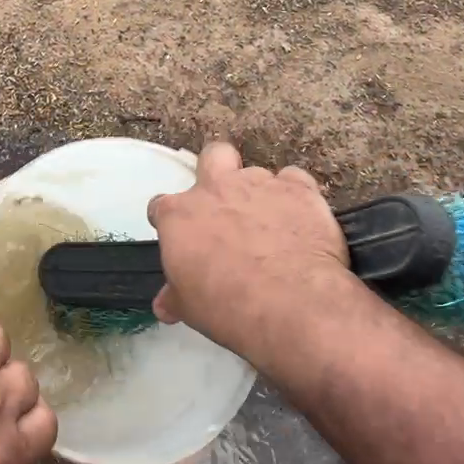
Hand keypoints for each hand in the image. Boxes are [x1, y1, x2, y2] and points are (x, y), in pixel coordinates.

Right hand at [147, 141, 360, 357]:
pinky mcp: (297, 189)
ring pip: (256, 172)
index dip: (172, 221)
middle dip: (218, 171)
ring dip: (261, 193)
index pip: (162, 206)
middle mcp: (214, 189)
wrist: (290, 305)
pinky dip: (297, 196)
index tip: (184, 239)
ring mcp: (257, 184)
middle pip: (212, 156)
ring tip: (274, 225)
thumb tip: (165, 305)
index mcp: (178, 215)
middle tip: (229, 204)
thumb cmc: (227, 306)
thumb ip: (176, 296)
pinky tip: (301, 220)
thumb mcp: (190, 307)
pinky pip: (295, 179)